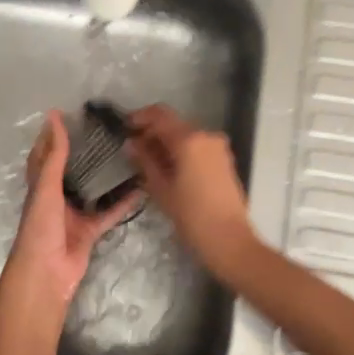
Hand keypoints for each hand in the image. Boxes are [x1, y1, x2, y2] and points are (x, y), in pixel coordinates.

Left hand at [7, 110, 142, 305]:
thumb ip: (55, 156)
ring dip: (105, 176)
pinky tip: (140, 189)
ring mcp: (74, 215)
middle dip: (83, 152)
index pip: (43, 155)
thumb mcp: (47, 187)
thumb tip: (54, 118)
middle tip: (105, 131)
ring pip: (92, 190)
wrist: (46, 273)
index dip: (51, 135)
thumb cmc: (41, 226)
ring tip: (124, 153)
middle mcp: (56, 198)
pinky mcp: (90, 231)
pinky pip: (109, 213)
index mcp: (39, 186)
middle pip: (70, 170)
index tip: (66, 114)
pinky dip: (123, 203)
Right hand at [126, 105, 257, 271]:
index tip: (124, 127)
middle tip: (133, 150)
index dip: (140, 117)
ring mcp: (218, 147)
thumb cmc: (191, 215)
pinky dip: (181, 151)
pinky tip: (169, 170)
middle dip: (152, 133)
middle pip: (173, 124)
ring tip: (149, 163)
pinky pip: (197, 147)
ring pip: (185, 136)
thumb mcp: (161, 188)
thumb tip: (131, 144)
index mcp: (189, 140)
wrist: (229, 239)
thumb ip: (145, 160)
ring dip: (166, 143)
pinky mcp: (224, 159)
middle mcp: (206, 136)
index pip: (160, 114)